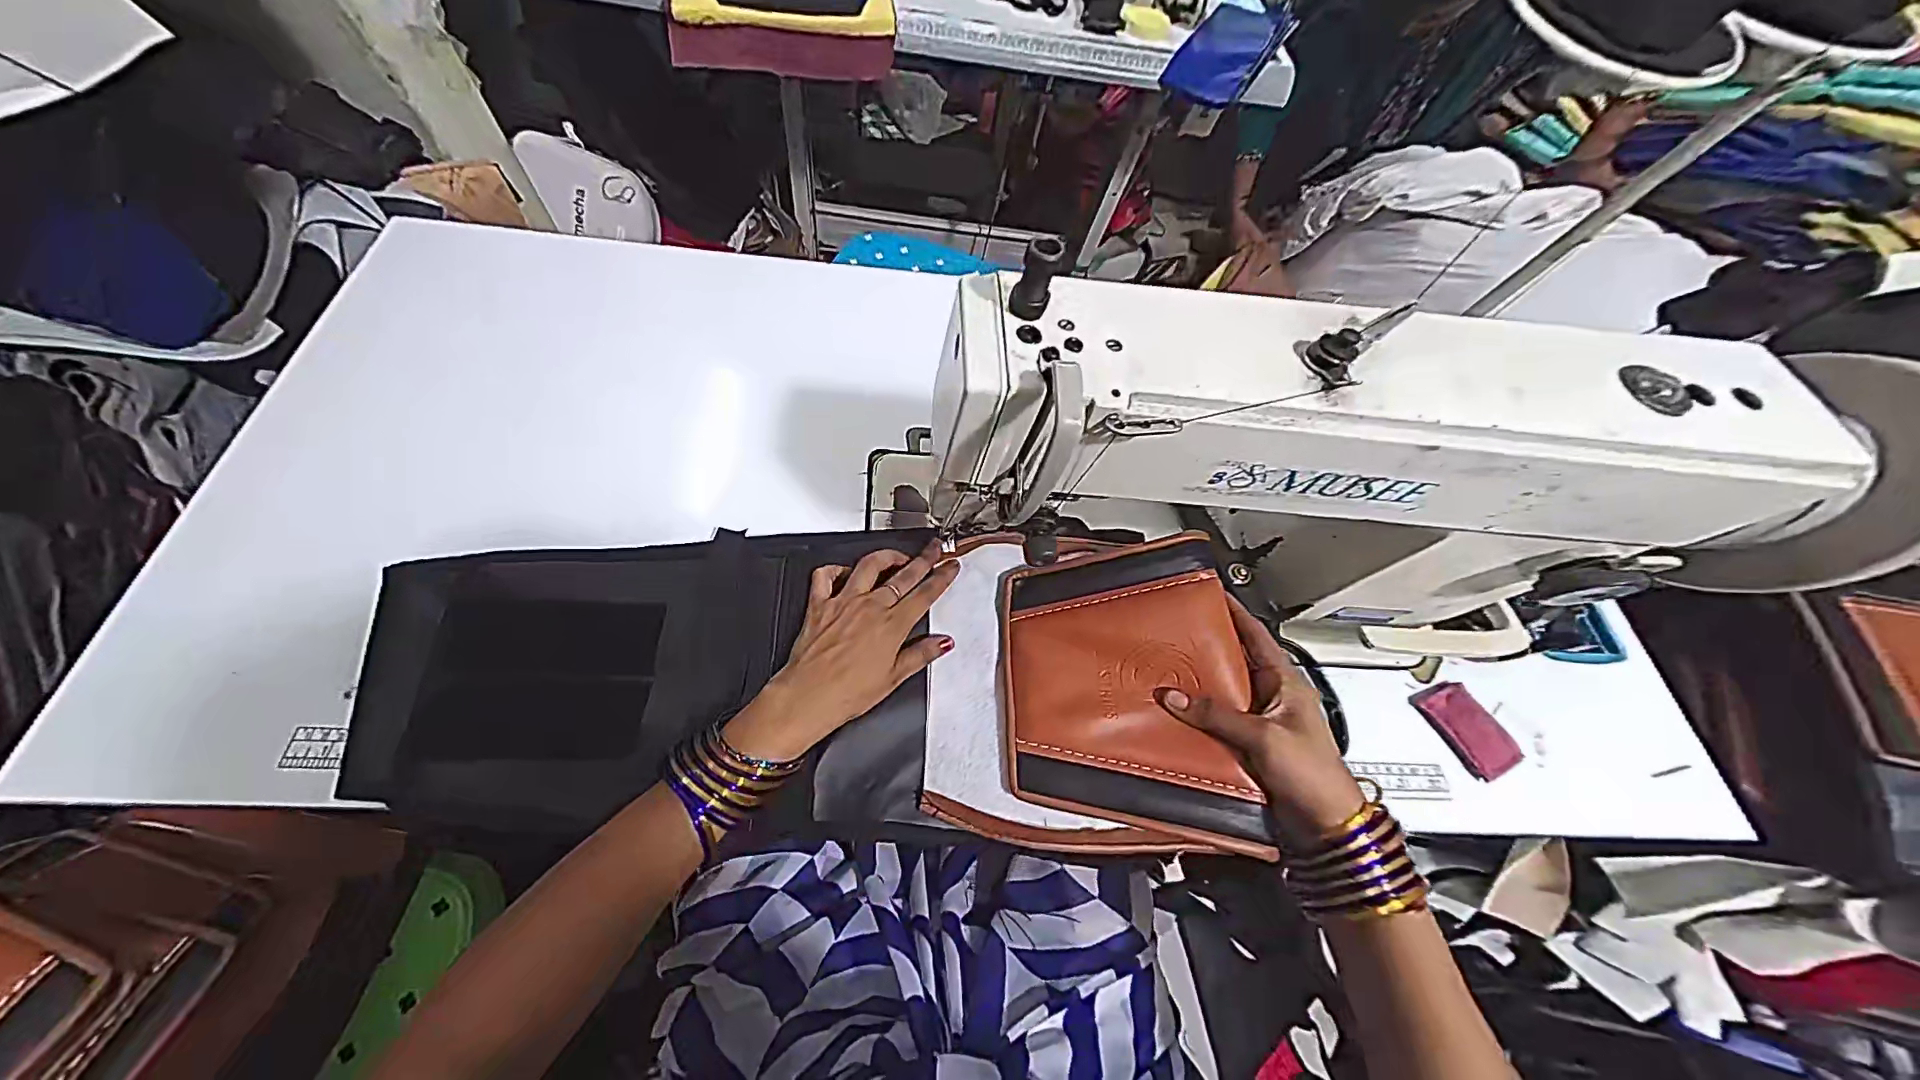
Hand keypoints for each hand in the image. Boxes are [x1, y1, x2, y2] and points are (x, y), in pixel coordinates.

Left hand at [723, 542, 959, 761]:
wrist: (808, 696)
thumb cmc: (846, 693)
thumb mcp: (894, 677)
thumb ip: (921, 654)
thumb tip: (942, 643)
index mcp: (891, 625)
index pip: (925, 593)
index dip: (941, 577)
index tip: (950, 567)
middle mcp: (869, 607)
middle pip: (904, 575)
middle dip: (924, 559)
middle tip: (933, 550)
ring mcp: (843, 602)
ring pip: (869, 565)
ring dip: (886, 556)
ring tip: (896, 555)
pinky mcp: (819, 604)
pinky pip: (826, 575)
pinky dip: (836, 568)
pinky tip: (844, 571)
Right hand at [1155, 594, 1364, 848]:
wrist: (1326, 823)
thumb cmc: (1315, 776)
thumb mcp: (1263, 737)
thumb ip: (1218, 715)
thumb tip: (1176, 697)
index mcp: (1286, 684)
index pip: (1258, 636)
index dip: (1236, 613)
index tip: (1215, 595)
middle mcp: (1273, 698)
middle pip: (1236, 662)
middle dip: (1209, 647)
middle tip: (1181, 632)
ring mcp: (1261, 720)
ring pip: (1225, 692)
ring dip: (1202, 685)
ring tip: (1173, 669)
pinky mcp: (1251, 743)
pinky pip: (1220, 720)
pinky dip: (1201, 715)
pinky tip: (1182, 714)